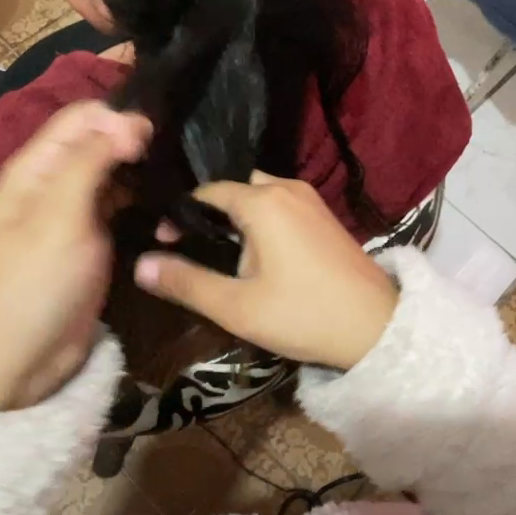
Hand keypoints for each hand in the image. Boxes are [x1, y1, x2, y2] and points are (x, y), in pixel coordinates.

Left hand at [0, 102, 151, 409]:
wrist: (11, 370)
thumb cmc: (30, 287)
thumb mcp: (57, 217)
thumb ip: (91, 161)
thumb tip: (130, 117)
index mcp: (36, 167)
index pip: (84, 117)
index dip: (121, 118)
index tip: (156, 138)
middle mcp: (54, 182)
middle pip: (103, 141)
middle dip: (139, 145)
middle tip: (176, 165)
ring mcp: (74, 213)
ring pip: (117, 174)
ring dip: (146, 177)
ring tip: (178, 189)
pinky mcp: (93, 241)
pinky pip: (123, 207)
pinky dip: (145, 206)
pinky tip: (168, 217)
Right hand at [134, 173, 398, 370]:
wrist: (375, 326)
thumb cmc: (302, 314)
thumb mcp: (237, 307)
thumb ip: (187, 283)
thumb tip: (140, 264)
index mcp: (262, 202)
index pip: (208, 193)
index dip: (181, 214)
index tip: (164, 242)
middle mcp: (287, 188)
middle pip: (236, 188)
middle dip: (211, 212)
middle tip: (194, 247)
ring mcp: (311, 200)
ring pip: (262, 195)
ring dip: (239, 215)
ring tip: (223, 252)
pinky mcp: (326, 216)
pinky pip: (283, 204)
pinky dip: (263, 219)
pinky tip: (259, 253)